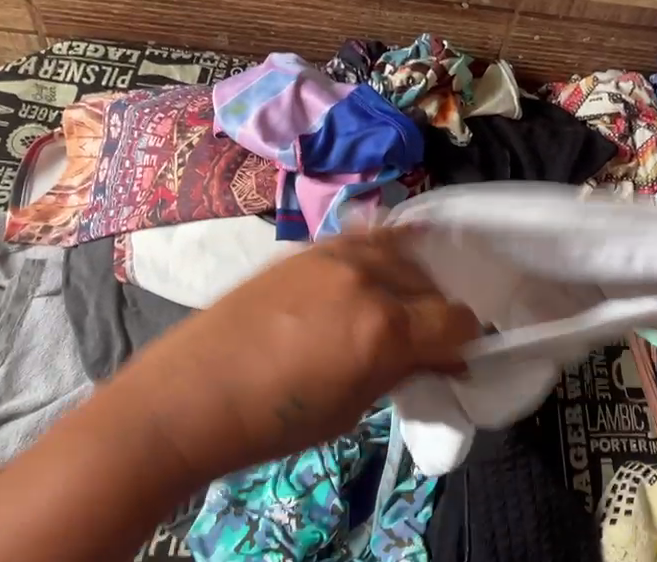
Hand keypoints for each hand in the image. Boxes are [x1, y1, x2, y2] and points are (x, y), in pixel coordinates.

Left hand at [120, 229, 478, 472]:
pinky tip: (381, 265)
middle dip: (437, 314)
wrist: (193, 392)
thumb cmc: (274, 420)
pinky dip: (384, 249)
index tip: (454, 357)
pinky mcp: (311, 245)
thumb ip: (404, 372)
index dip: (463, 341)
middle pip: (433, 285)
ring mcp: (338, 254)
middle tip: (424, 341)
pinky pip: (367, 236)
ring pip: (404, 253)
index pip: (456, 319)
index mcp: (384, 328)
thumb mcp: (351, 409)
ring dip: (412, 279)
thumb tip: (444, 360)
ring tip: (397, 306)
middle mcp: (369, 278)